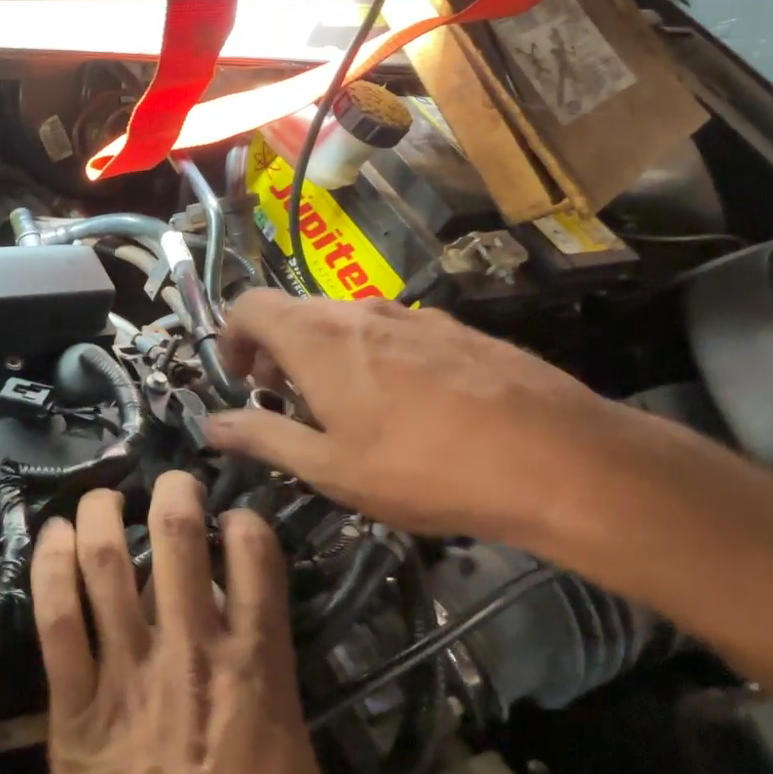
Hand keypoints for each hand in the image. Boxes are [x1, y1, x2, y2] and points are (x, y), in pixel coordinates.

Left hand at [30, 470, 326, 773]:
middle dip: (173, 494)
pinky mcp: (72, 705)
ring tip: (104, 495)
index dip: (246, 524)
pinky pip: (56, 619)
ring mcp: (125, 674)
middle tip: (170, 481)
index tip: (235, 516)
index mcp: (255, 672)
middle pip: (177, 543)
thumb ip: (273, 695)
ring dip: (104, 515)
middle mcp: (188, 654)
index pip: (256, 563)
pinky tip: (54, 535)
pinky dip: (51, 567)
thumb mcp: (295, 771)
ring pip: (108, 565)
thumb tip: (250, 643)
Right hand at [202, 289, 676, 547]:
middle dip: (277, 352)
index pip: (248, 306)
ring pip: (346, 322)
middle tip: (287, 403)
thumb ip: (264, 437)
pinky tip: (407, 409)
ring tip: (345, 410)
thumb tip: (211, 423)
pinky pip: (393, 333)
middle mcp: (359, 312)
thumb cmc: (424, 467)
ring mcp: (414, 316)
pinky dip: (373, 357)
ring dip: (325, 355)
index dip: (231, 337)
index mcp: (317, 338)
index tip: (241, 381)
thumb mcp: (330, 467)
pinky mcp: (458, 331)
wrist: (561, 460)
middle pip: (295, 312)